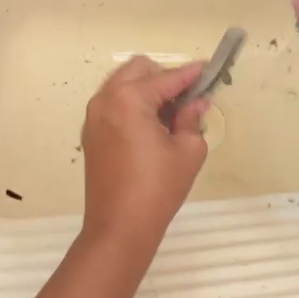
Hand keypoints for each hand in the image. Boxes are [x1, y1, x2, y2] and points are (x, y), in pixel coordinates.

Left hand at [80, 57, 212, 246]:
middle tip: (187, 98)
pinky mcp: (90, 133)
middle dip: (165, 77)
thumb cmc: (158, 189)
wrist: (119, 228)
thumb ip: (192, 119)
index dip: (191, 74)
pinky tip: (151, 127)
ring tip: (170, 115)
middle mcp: (106, 99)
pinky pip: (113, 103)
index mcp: (130, 99)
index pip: (167, 77)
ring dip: (147, 89)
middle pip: (139, 70)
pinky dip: (132, 104)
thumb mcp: (188, 151)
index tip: (208, 69)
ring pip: (123, 84)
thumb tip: (196, 104)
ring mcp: (94, 116)